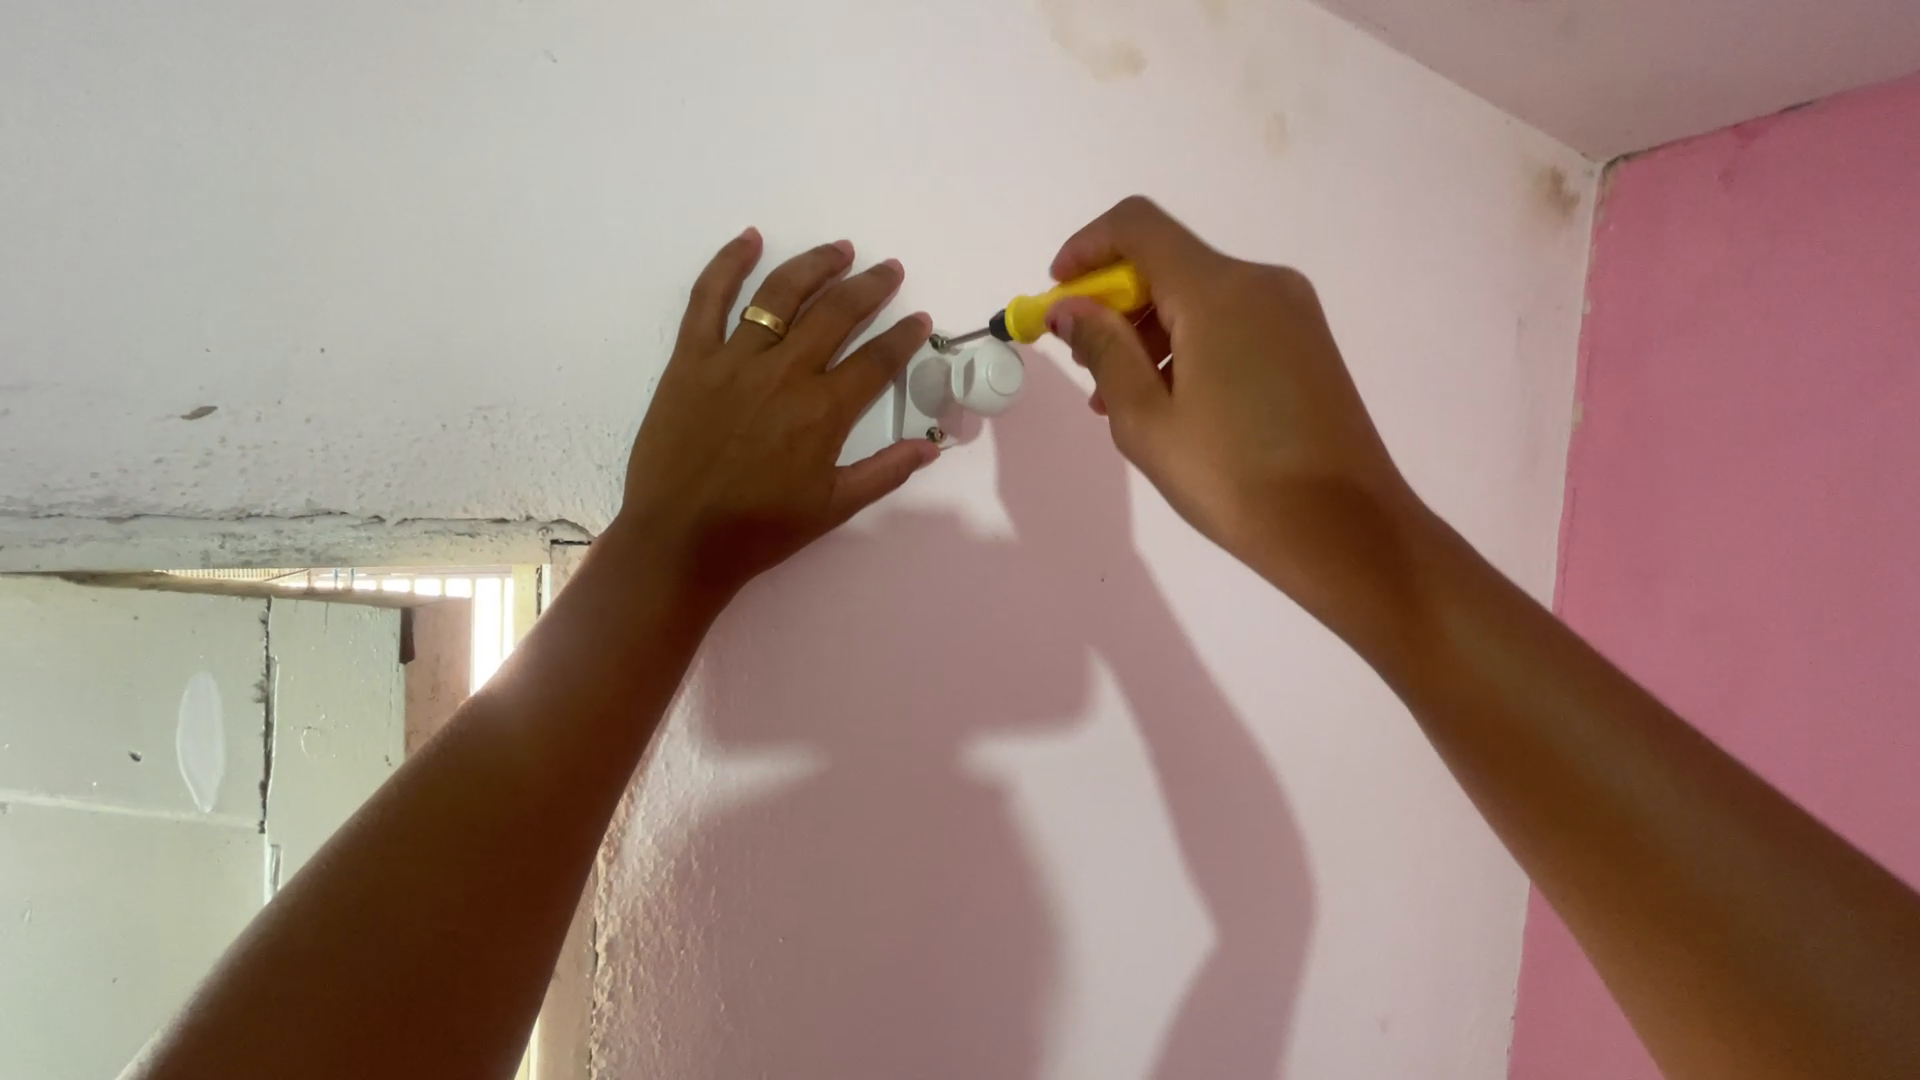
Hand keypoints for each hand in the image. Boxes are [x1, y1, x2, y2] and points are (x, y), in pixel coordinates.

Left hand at [611, 229, 938, 603]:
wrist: (681, 540)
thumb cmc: (762, 529)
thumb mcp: (835, 507)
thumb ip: (885, 472)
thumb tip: (932, 448)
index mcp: (823, 411)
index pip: (877, 360)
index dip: (904, 336)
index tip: (920, 320)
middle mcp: (784, 373)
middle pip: (836, 313)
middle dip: (871, 287)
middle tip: (889, 271)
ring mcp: (733, 360)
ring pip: (780, 295)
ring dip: (815, 265)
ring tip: (839, 249)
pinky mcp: (690, 359)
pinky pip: (708, 298)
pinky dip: (728, 263)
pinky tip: (750, 238)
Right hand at [1046, 197, 1417, 612]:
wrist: (1343, 531)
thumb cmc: (1231, 478)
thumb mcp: (1145, 420)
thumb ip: (1103, 350)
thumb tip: (1070, 308)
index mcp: (1218, 291)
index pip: (1138, 227)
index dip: (1086, 248)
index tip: (1058, 295)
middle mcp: (1261, 283)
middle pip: (1167, 264)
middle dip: (1114, 306)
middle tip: (1088, 370)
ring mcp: (1291, 313)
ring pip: (1198, 299)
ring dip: (1148, 335)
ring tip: (1123, 403)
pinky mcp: (1305, 344)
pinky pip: (1230, 324)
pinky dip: (1188, 348)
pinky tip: (1173, 405)